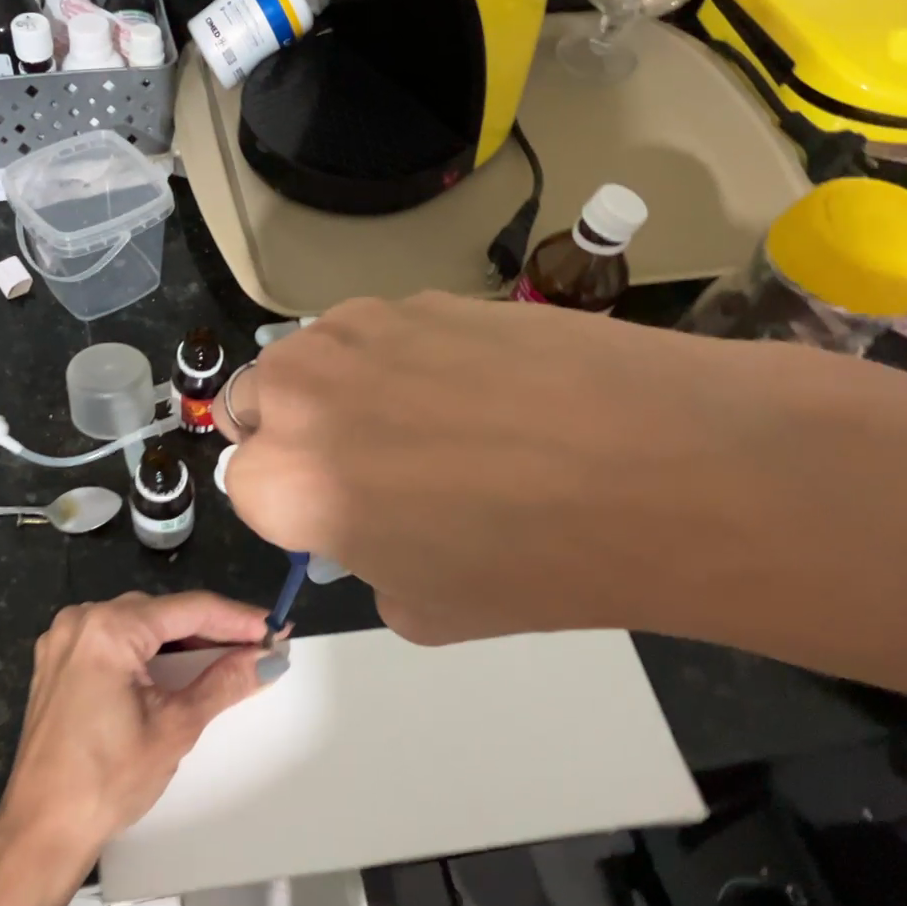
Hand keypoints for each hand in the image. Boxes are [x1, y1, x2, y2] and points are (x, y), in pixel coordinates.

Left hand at [0, 592, 277, 856]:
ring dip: (182, 639)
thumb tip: (268, 659)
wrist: (42, 827)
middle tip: (258, 647)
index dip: (238, 618)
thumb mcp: (176, 727)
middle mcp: (80, 621)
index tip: (277, 627)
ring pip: (139, 624)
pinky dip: (149, 650)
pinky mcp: (57, 661)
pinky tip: (180, 667)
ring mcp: (63, 640)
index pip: (189, 609)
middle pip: (162, 612)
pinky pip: (114, 640)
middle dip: (212, 629)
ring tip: (229, 657)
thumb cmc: (108, 779)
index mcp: (107, 629)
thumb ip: (224, 683)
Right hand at [213, 292, 796, 644]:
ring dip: (337, 389)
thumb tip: (381, 532)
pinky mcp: (424, 295)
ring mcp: (363, 330)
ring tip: (422, 422)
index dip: (291, 508)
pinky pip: (380, 332)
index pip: (245, 486)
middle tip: (363, 465)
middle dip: (289, 434)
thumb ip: (370, 568)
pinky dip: (400, 359)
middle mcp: (302, 392)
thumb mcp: (426, 610)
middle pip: (254, 402)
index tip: (339, 520)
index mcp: (284, 480)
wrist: (661, 465)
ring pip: (311, 357)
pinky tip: (475, 388)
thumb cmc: (531, 564)